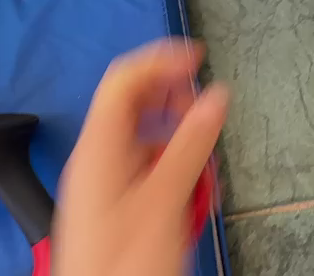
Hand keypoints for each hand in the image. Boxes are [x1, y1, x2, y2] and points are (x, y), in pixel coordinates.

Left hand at [53, 39, 230, 275]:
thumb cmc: (127, 264)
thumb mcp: (164, 203)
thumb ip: (191, 144)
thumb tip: (217, 93)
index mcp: (99, 146)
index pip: (125, 78)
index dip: (162, 59)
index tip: (201, 58)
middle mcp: (96, 157)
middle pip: (134, 103)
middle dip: (175, 100)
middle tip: (208, 112)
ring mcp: (103, 183)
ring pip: (144, 136)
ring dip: (178, 138)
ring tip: (206, 162)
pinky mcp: (112, 207)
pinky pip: (144, 167)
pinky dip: (172, 166)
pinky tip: (193, 192)